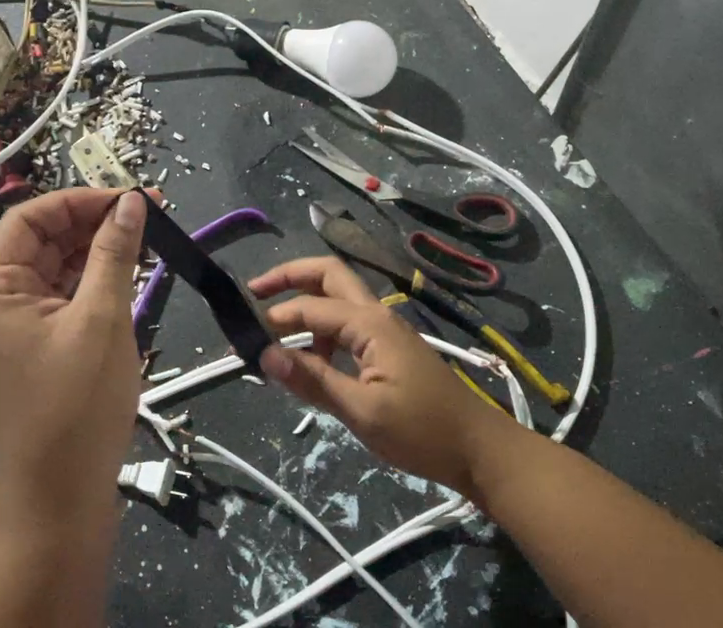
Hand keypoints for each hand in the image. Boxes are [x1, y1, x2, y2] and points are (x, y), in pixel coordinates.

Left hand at [0, 188, 148, 519]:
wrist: (59, 500)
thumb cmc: (76, 408)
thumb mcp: (102, 321)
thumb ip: (114, 254)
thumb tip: (133, 202)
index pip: (30, 218)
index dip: (82, 200)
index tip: (133, 198)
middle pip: (40, 240)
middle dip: (93, 223)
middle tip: (150, 215)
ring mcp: (7, 327)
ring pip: (52, 268)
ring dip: (95, 251)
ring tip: (146, 239)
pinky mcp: (28, 348)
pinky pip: (57, 298)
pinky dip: (90, 282)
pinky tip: (127, 272)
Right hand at [250, 255, 517, 496]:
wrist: (479, 449)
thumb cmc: (423, 432)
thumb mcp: (362, 412)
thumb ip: (313, 380)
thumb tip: (265, 355)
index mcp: (370, 324)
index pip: (310, 308)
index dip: (275, 318)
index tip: (242, 335)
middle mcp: (377, 314)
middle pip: (329, 274)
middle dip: (290, 276)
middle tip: (254, 291)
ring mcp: (387, 330)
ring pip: (339, 298)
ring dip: (306, 304)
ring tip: (276, 336)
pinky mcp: (391, 348)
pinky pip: (349, 324)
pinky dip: (323, 330)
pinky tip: (312, 361)